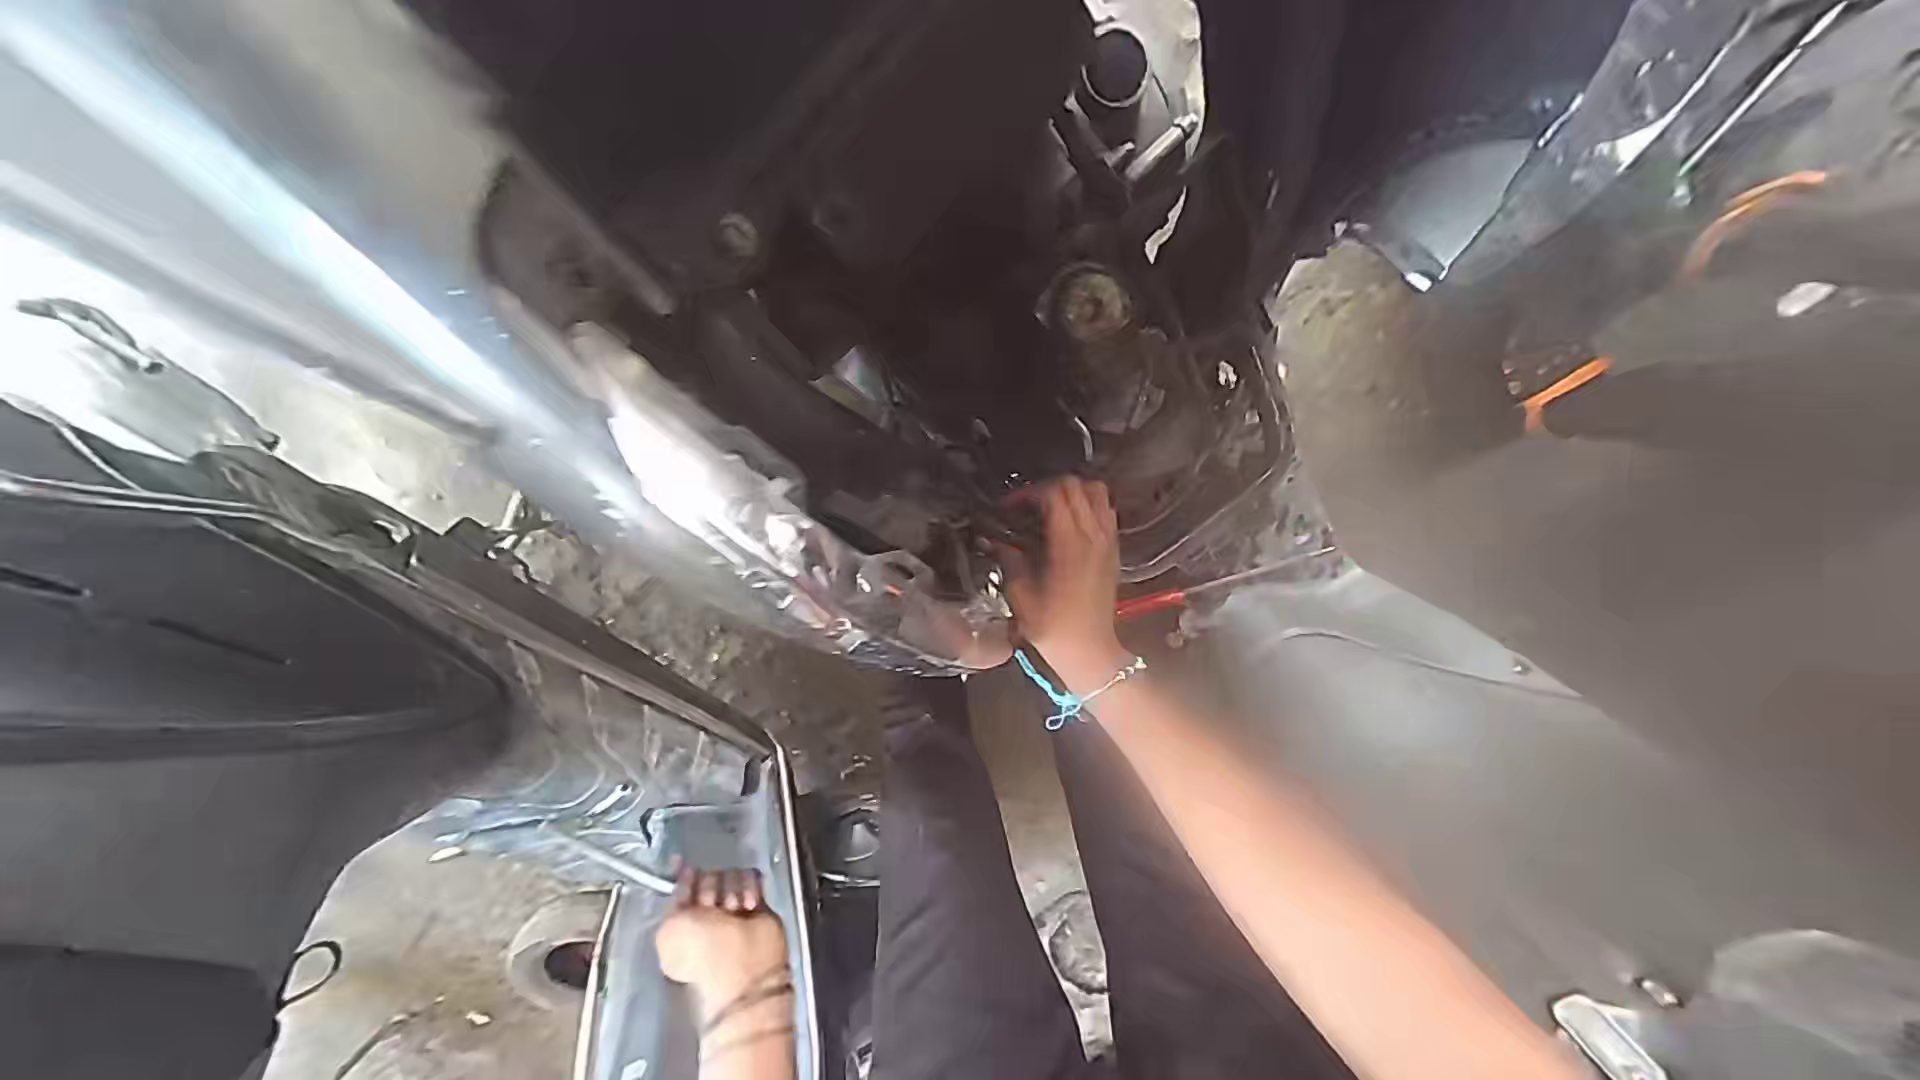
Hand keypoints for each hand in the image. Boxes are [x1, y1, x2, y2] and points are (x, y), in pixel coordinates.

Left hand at [655, 867, 789, 1022]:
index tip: (687, 869)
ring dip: (733, 888)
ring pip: (732, 873)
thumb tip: (684, 874)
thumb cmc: (702, 953)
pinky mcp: (758, 902)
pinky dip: (751, 886)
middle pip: (710, 875)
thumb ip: (674, 900)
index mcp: (683, 921)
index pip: (685, 885)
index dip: (686, 878)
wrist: (744, 967)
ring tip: (736, 909)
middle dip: (711, 886)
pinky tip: (750, 904)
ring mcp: (734, 906)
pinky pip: (752, 876)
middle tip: (715, 905)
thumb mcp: (670, 930)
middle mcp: (708, 912)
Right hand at [999, 477, 1129, 686]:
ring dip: (1072, 492)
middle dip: (1048, 487)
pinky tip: (1070, 522)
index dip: (1029, 493)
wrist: (1089, 651)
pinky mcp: (1113, 550)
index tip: (1012, 507)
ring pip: (1097, 492)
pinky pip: (1106, 511)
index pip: (1055, 493)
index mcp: (1069, 544)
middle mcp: (1093, 536)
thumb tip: (994, 540)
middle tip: (1028, 504)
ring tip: (1051, 507)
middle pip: (1077, 485)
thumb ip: (1009, 559)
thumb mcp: (1021, 595)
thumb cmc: (1052, 627)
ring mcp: (1107, 541)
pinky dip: (1089, 506)